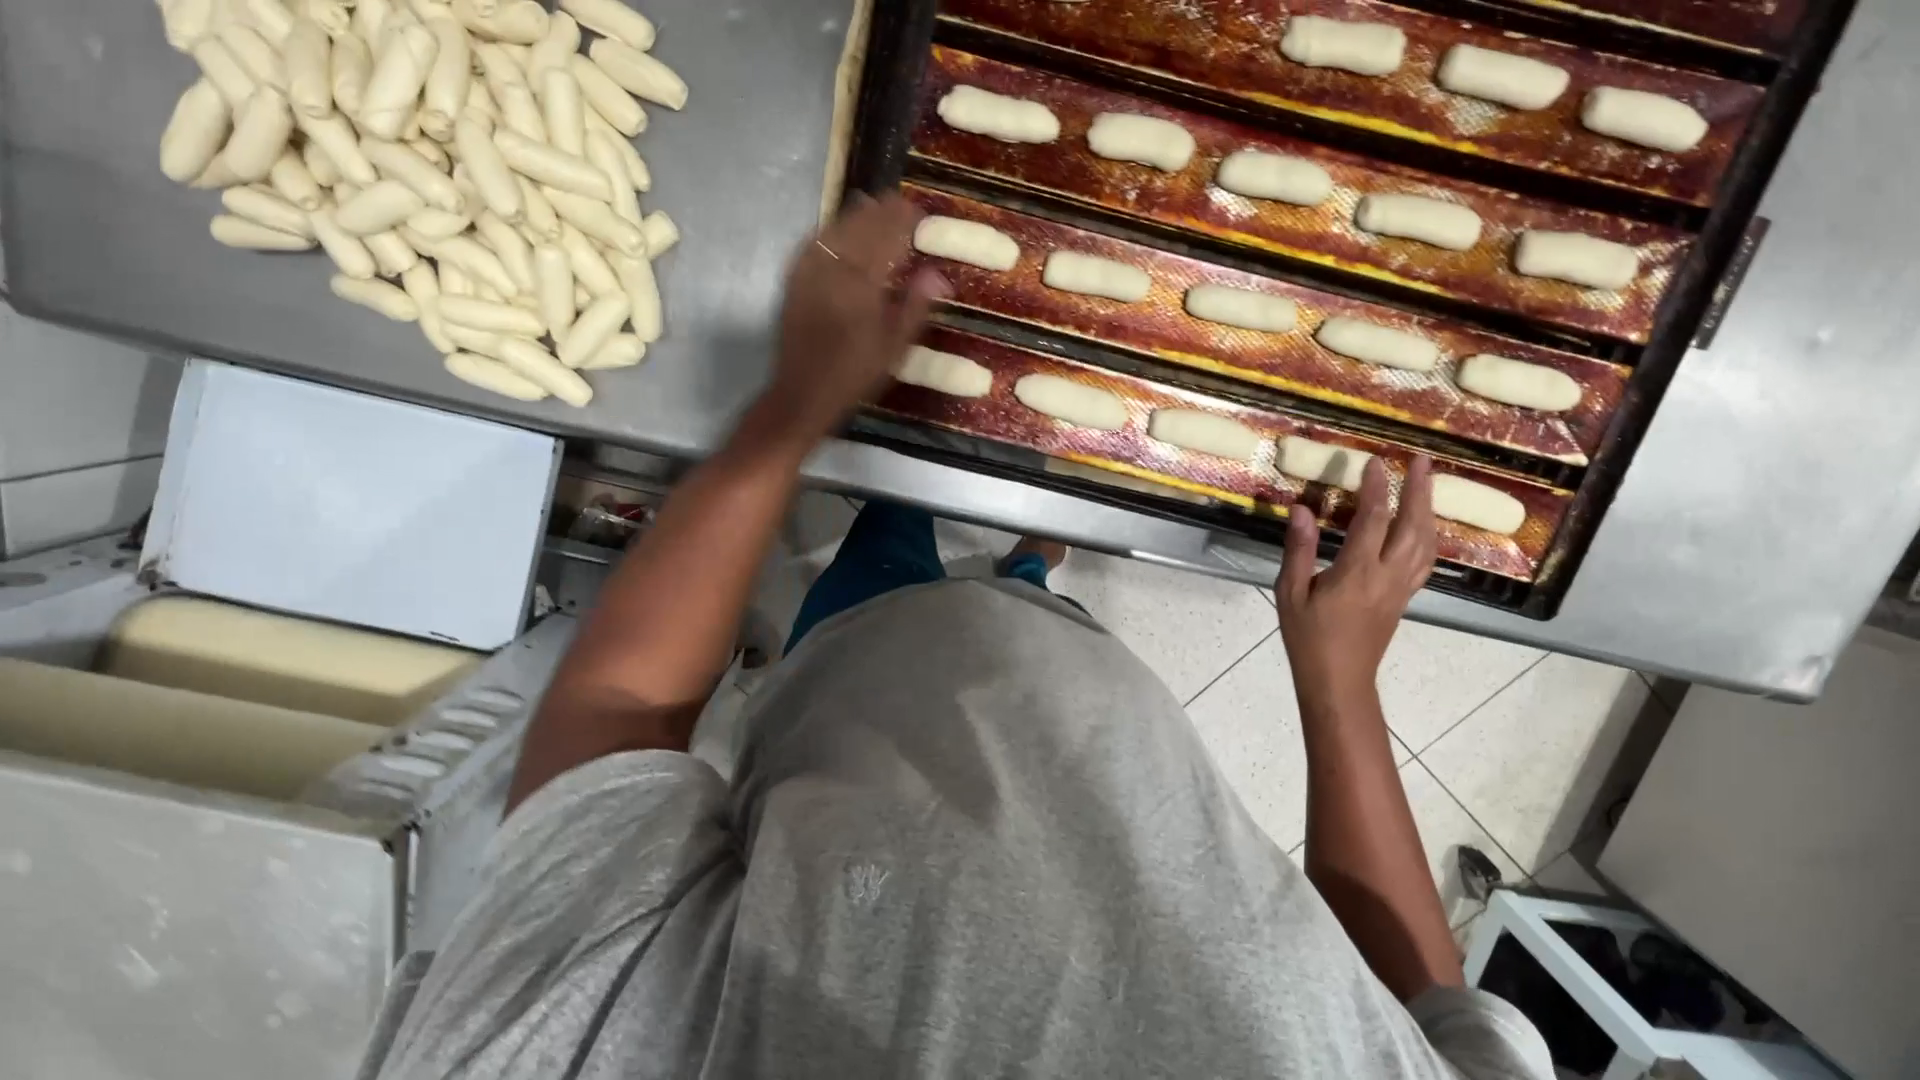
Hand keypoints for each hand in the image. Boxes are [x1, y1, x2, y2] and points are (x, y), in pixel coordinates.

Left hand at [753, 193, 949, 447]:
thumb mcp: (894, 349)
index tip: (916, 208)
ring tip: (870, 204)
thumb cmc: (854, 377)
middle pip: (859, 228)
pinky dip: (827, 232)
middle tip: (897, 201)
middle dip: (879, 211)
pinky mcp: (793, 282)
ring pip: (833, 232)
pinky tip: (836, 230)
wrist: (802, 394)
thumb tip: (938, 273)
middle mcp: (834, 271)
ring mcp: (809, 274)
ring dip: (853, 215)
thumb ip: (915, 307)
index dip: (901, 219)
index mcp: (862, 286)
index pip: (885, 238)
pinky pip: (811, 246)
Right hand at [1275, 456, 1437, 702]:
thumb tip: (1302, 509)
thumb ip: (1299, 549)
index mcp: (1357, 572)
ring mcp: (1401, 587)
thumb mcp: (1290, 592)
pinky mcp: (1404, 598)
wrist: (1339, 679)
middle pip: (1412, 525)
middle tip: (1421, 460)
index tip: (1374, 462)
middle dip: (1419, 490)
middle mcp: (1387, 575)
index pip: (1373, 520)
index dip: (1375, 489)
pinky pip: (1425, 560)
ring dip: (1429, 509)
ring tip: (1427, 484)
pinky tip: (1425, 528)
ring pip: (1426, 542)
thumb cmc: (1308, 637)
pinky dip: (1429, 536)